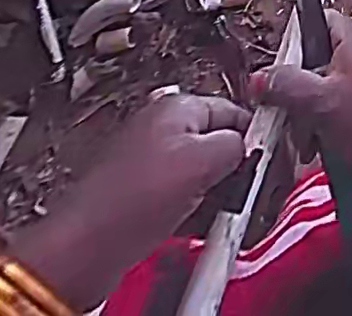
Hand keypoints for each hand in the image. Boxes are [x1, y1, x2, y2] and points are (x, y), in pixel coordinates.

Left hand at [19, 93, 249, 306]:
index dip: (254, 135)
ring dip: (214, 191)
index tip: (267, 160)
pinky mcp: (142, 188)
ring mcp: (151, 155)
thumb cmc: (132, 200)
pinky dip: (194, 206)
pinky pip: (183, 191)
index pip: (233, 109)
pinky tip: (195, 223)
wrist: (84, 248)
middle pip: (217, 139)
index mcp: (177, 104)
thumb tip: (250, 144)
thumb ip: (234, 145)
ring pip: (201, 169)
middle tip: (243, 191)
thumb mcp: (201, 163)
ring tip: (218, 212)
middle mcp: (163, 122)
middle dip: (233, 167)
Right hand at [252, 11, 351, 175]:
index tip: (280, 71)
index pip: (313, 20)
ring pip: (319, 81)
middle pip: (312, 55)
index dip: (292, 43)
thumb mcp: (320, 102)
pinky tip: (318, 142)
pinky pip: (332, 98)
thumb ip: (285, 85)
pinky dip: (321, 117)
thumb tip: (256, 79)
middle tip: (291, 114)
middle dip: (297, 89)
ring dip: (306, 109)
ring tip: (307, 137)